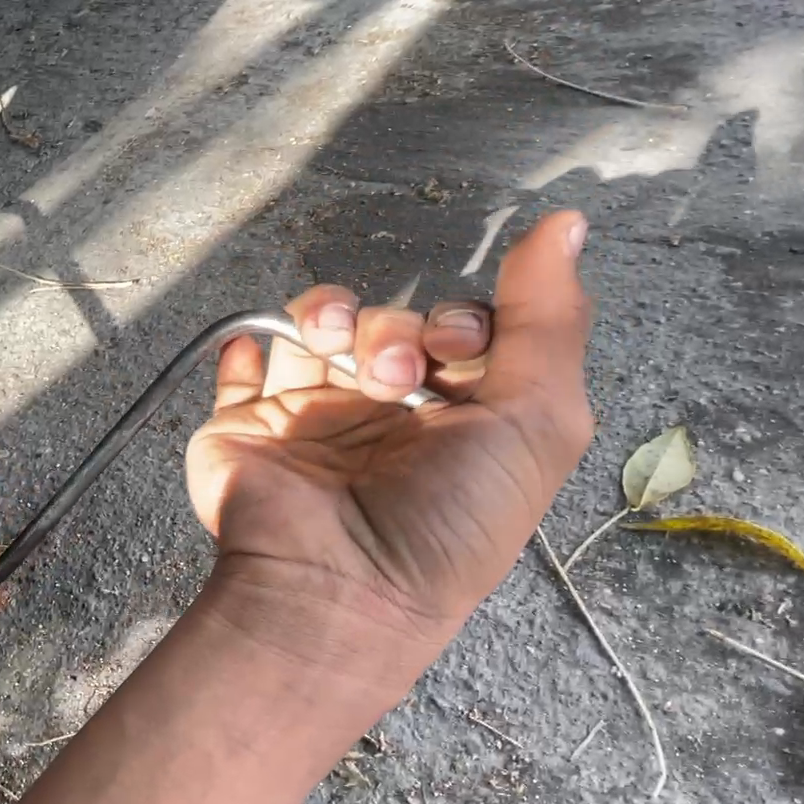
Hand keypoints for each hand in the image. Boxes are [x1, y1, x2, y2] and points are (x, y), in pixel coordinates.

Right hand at [186, 211, 594, 687]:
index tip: (454, 349)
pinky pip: (238, 367)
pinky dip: (244, 345)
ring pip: (312, 329)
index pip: (455, 330)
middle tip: (394, 374)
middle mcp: (377, 410)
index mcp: (452, 414)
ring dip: (326, 314)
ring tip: (331, 346)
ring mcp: (303, 415)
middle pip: (383, 322)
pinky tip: (256, 351)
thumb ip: (548, 322)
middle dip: (392, 328)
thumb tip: (565, 221)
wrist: (336, 582)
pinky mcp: (239, 425)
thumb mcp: (538, 424)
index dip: (459, 319)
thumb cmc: (447, 517)